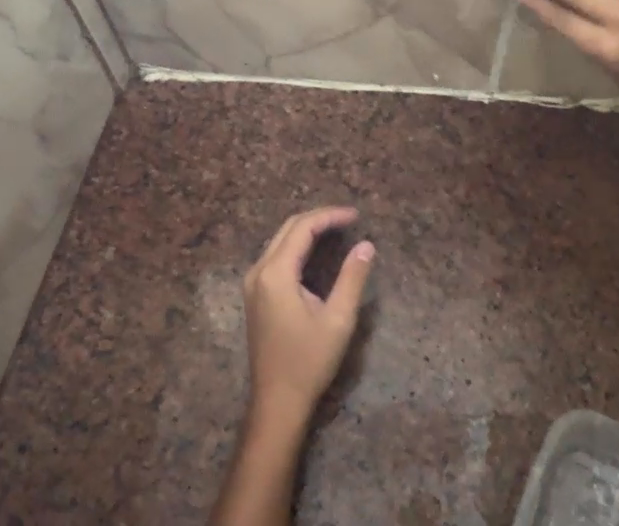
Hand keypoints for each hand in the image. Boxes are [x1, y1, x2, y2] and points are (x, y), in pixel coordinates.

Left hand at [242, 207, 374, 421]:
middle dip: (319, 218)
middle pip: (288, 229)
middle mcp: (259, 272)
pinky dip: (297, 246)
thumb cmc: (309, 361)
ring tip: (337, 230)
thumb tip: (366, 245)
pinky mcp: (255, 296)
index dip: (330, 216)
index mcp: (276, 274)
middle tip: (349, 219)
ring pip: (280, 241)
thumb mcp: (338, 319)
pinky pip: (276, 257)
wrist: (277, 402)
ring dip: (307, 230)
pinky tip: (317, 252)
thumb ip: (352, 278)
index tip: (357, 216)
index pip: (302, 228)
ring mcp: (253, 285)